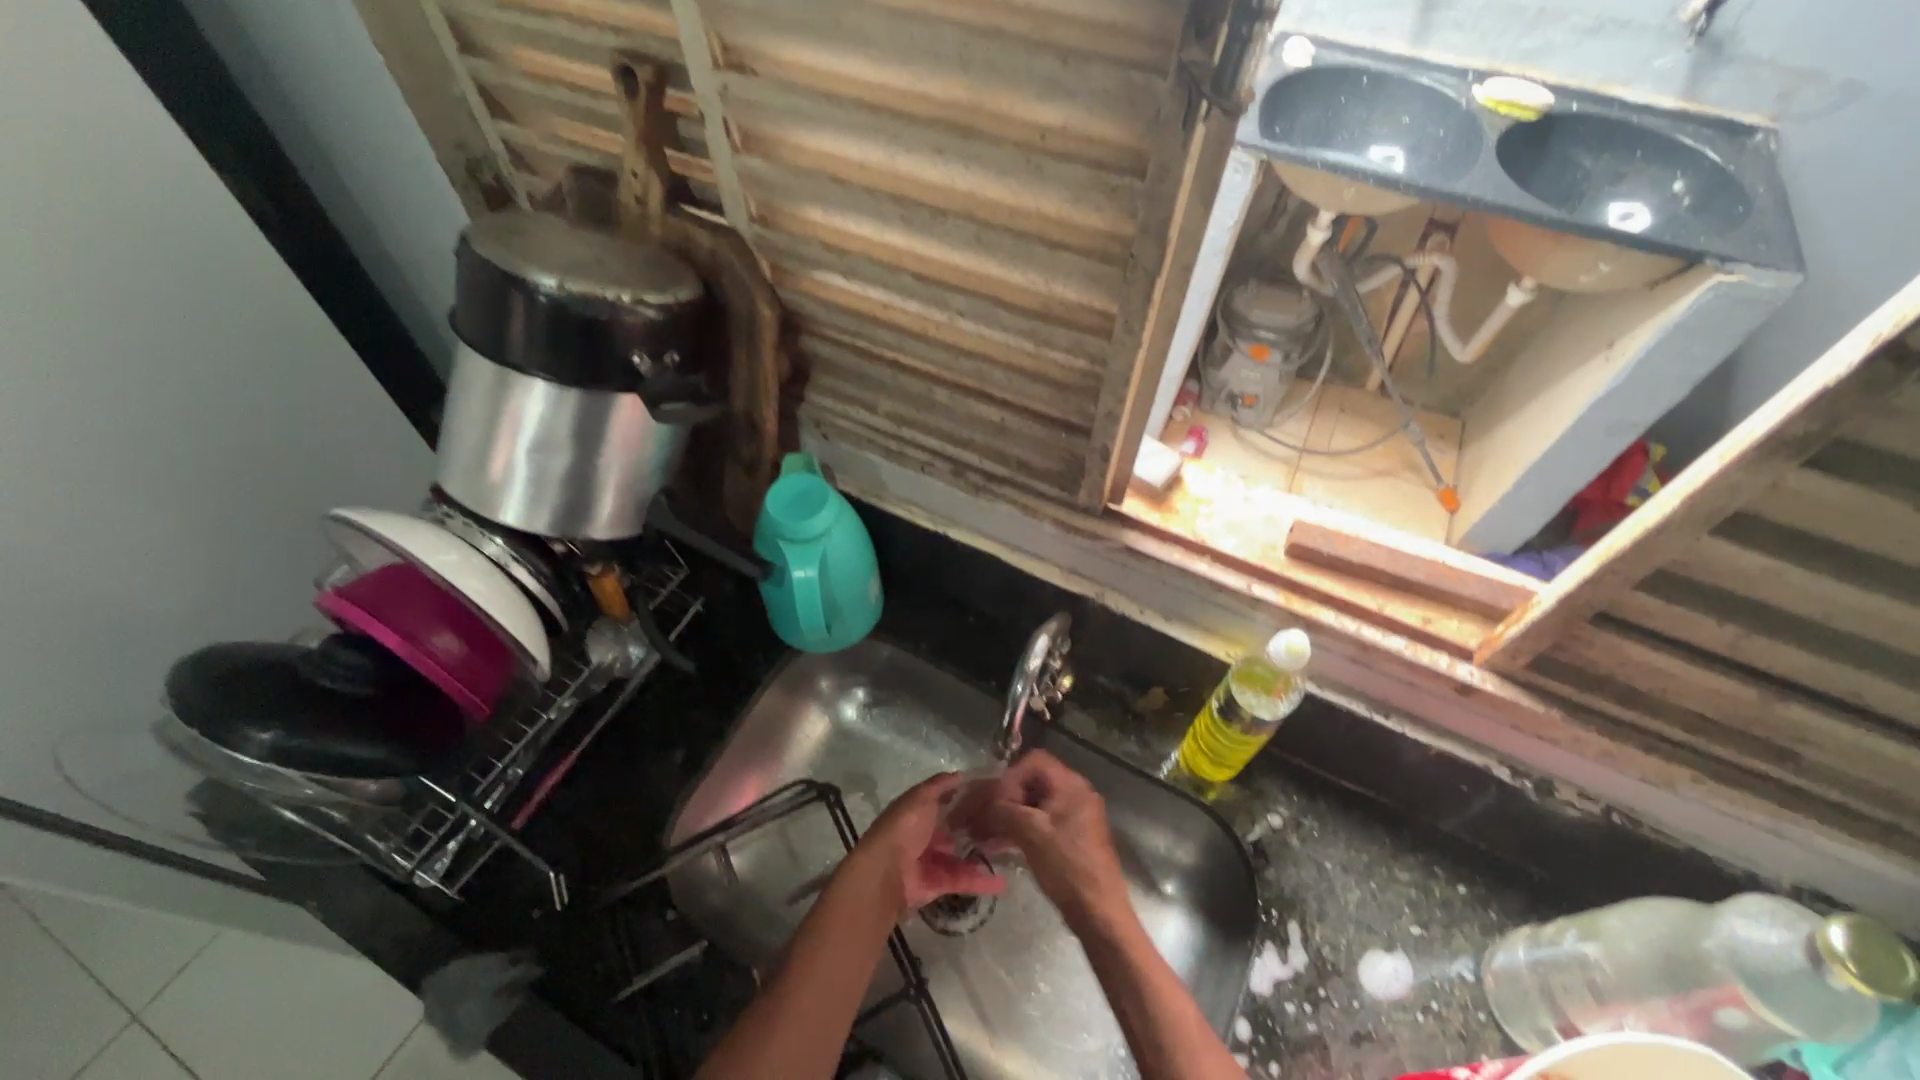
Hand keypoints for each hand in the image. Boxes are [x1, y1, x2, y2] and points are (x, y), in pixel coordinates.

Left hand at [853, 773, 1005, 918]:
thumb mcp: (920, 798)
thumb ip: (940, 786)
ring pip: (960, 857)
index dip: (965, 799)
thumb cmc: (904, 828)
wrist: (886, 871)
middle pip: (953, 831)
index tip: (992, 795)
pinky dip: (980, 881)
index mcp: (917, 813)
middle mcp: (923, 836)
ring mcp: (931, 861)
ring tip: (1009, 853)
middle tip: (1006, 825)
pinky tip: (1002, 882)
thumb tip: (961, 774)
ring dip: (981, 856)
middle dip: (975, 828)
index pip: (944, 803)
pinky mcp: (937, 884)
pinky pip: (962, 880)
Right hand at [948, 751, 1128, 933]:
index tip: (994, 800)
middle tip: (983, 817)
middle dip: (1005, 797)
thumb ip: (1003, 810)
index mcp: (1071, 785)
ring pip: (1034, 804)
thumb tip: (982, 803)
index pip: (1034, 761)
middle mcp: (1075, 793)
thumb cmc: (1066, 865)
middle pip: (1033, 781)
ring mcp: (1075, 816)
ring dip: (1009, 815)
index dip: (1010, 776)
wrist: (1097, 910)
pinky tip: (998, 843)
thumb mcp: (1030, 832)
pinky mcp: (1071, 837)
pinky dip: (1020, 828)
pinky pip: (1041, 822)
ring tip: (983, 832)